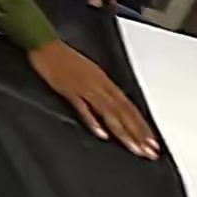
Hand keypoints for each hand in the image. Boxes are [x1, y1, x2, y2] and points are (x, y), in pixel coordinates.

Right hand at [28, 39, 158, 158]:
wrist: (44, 43)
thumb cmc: (63, 55)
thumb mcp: (87, 69)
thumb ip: (99, 86)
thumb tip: (111, 103)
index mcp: (103, 80)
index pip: (128, 106)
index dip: (141, 125)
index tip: (152, 142)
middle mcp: (98, 84)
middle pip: (122, 112)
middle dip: (137, 133)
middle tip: (150, 152)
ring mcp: (83, 87)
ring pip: (108, 112)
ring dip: (122, 132)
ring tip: (134, 149)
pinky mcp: (68, 89)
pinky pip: (83, 107)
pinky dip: (93, 120)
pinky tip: (101, 134)